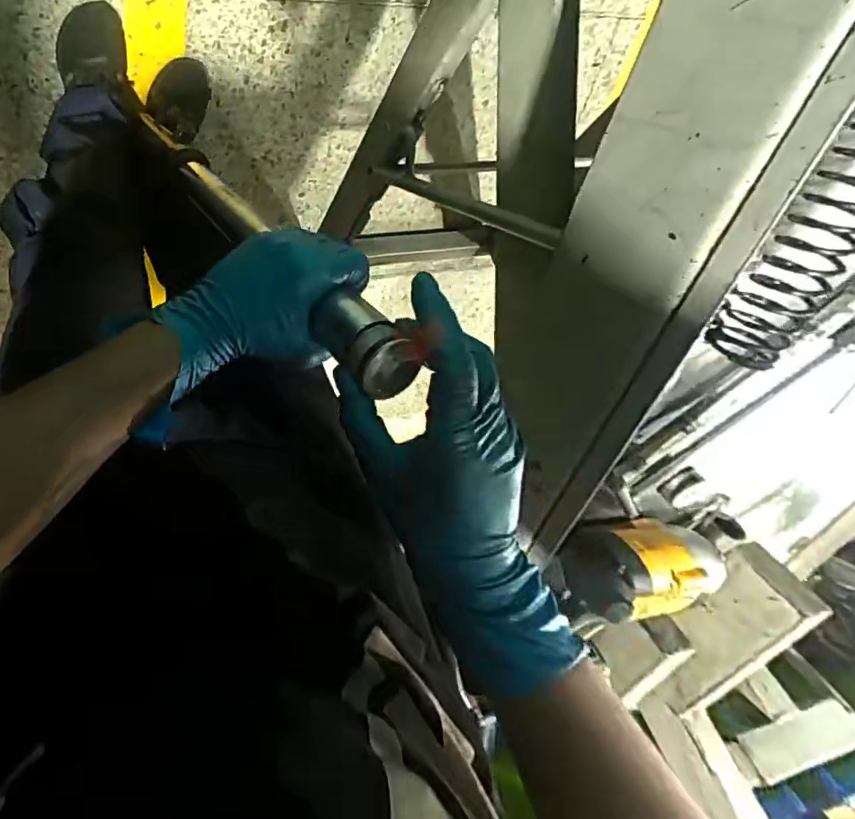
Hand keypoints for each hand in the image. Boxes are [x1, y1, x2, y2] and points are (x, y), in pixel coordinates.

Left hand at [151, 228, 367, 402]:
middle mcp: (294, 246)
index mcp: (311, 269)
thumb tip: (342, 331)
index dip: (356, 279)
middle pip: (334, 248)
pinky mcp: (255, 241)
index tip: (347, 294)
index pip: (353, 261)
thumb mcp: (302, 345)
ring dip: (315, 259)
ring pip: (311, 241)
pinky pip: (287, 241)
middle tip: (326, 291)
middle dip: (336, 269)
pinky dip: (292, 255)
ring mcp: (273, 240)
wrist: (211, 321)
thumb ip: (331, 336)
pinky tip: (284, 276)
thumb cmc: (254, 334)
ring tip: (305, 283)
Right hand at [334, 272, 583, 698]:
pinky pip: (487, 392)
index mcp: (458, 431)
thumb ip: (360, 418)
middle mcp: (492, 426)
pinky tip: (435, 380)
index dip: (439, 319)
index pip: (457, 360)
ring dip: (451, 351)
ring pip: (485, 374)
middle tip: (402, 326)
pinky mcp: (509, 441)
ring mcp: (507, 433)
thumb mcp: (379, 468)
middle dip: (441, 331)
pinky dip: (462, 372)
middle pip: (475, 359)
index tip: (422, 286)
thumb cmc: (421, 519)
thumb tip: (344, 376)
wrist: (476, 568)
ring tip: (413, 348)